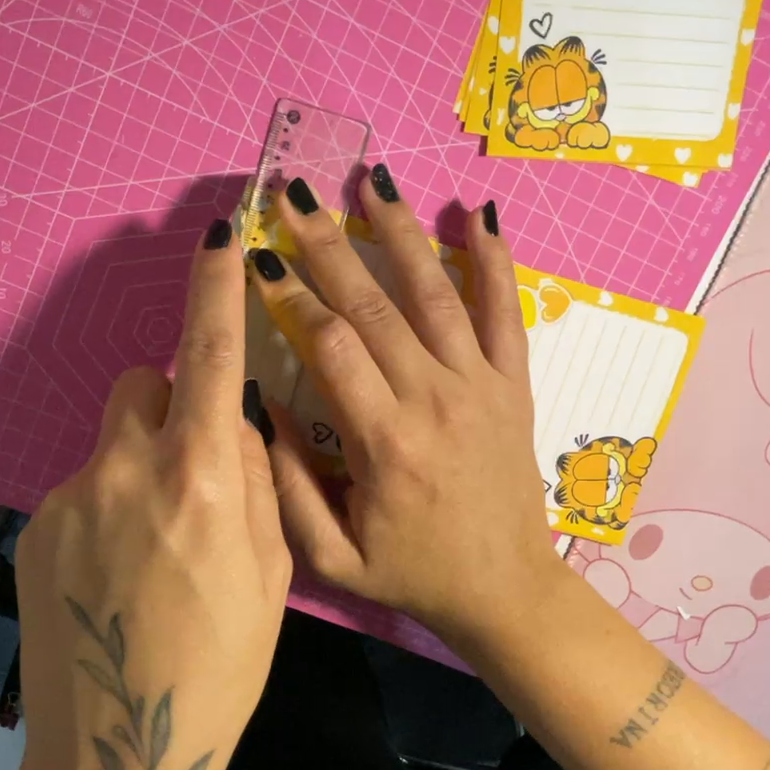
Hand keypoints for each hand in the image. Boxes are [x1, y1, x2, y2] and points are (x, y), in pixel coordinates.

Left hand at [0, 218, 290, 769]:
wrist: (121, 749)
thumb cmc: (221, 666)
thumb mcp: (270, 572)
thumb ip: (252, 479)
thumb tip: (230, 417)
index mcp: (199, 477)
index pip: (209, 353)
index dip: (216, 286)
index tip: (222, 235)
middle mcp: (124, 468)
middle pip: (143, 385)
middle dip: (168, 405)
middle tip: (188, 469)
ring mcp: (69, 495)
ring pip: (110, 439)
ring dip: (135, 460)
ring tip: (149, 541)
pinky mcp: (35, 525)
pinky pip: (81, 487)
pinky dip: (103, 507)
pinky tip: (112, 575)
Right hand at [249, 165, 558, 645]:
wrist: (506, 590)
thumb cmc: (411, 573)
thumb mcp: (331, 554)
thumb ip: (287, 482)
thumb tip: (259, 404)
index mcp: (383, 441)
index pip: (329, 344)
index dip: (290, 295)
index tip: (258, 257)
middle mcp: (434, 398)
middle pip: (373, 303)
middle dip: (326, 243)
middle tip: (292, 195)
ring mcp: (480, 384)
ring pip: (435, 291)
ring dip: (399, 231)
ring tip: (370, 179)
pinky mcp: (512, 382)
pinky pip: (504, 309)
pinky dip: (494, 258)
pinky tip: (479, 211)